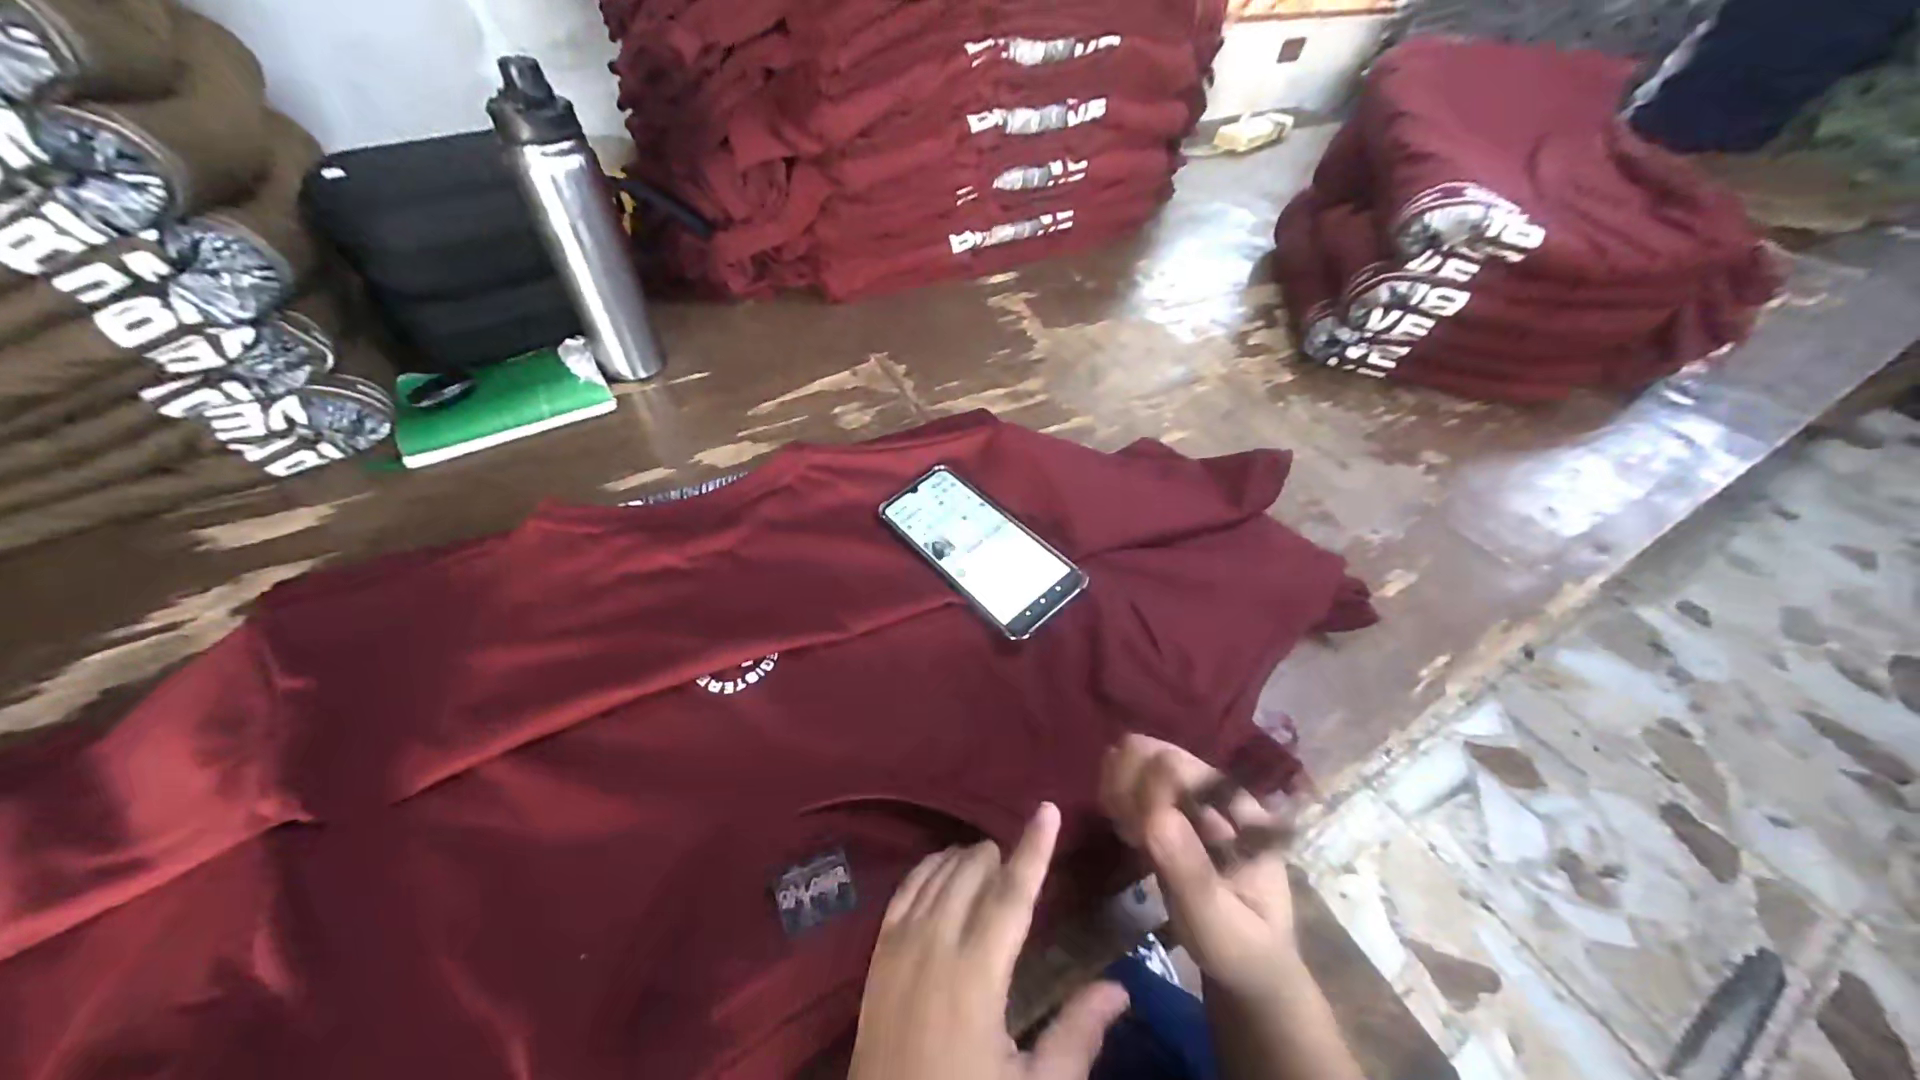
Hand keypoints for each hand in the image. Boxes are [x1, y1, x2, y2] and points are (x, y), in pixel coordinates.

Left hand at [848, 802, 1130, 1079]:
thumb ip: (1077, 1034)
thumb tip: (1120, 988)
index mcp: (976, 974)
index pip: (1012, 894)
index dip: (1033, 849)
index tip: (1048, 810)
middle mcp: (935, 944)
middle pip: (970, 874)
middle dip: (998, 854)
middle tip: (1020, 859)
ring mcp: (899, 946)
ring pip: (936, 875)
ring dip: (965, 859)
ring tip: (988, 861)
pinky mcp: (877, 955)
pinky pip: (903, 890)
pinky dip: (926, 869)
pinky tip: (941, 869)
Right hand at [1099, 735, 1300, 1001]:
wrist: (1245, 966)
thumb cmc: (1241, 948)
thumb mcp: (1221, 925)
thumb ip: (1190, 873)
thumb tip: (1154, 816)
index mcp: (1242, 810)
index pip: (1182, 768)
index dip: (1147, 790)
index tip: (1136, 834)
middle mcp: (1216, 792)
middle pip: (1156, 755)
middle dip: (1128, 785)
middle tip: (1129, 835)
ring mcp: (1192, 798)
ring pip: (1138, 762)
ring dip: (1120, 791)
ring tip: (1129, 837)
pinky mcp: (1170, 809)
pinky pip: (1132, 781)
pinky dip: (1117, 799)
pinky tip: (1125, 833)